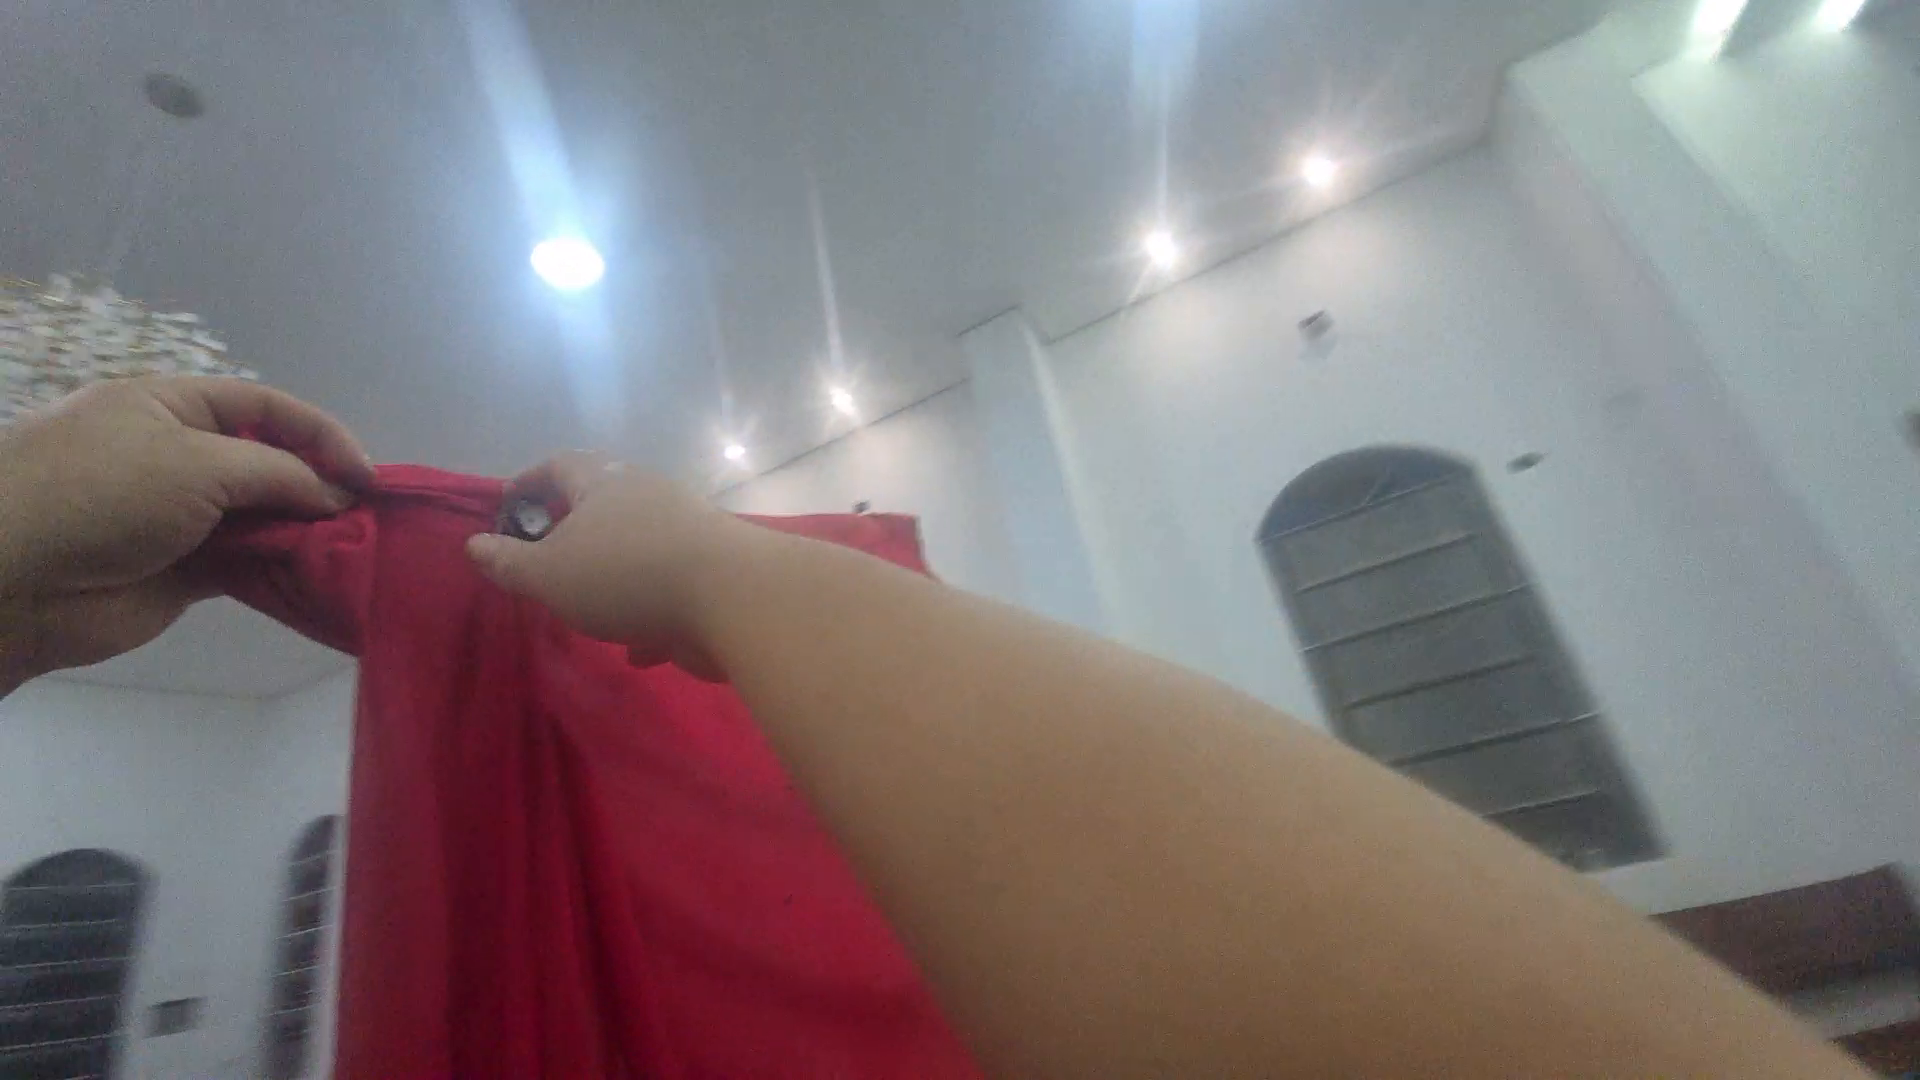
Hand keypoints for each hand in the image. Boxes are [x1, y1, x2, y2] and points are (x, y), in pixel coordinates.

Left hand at [0, 376, 372, 687]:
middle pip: (277, 460)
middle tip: (365, 512)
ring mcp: (186, 512)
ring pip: (273, 511)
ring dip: (311, 526)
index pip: (269, 408)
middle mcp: (181, 455)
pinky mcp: (193, 562)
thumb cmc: (99, 497)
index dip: (324, 436)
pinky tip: (318, 568)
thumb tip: (342, 498)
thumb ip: (286, 474)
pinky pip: (259, 556)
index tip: (366, 476)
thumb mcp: (202, 462)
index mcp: (169, 410)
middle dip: (324, 484)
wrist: (7, 584)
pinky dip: (290, 561)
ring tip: (349, 542)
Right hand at [465, 452, 757, 676]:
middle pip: (606, 509)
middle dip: (577, 540)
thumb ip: (509, 562)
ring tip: (592, 614)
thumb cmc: (628, 574)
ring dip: (617, 583)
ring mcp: (690, 535)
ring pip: (642, 554)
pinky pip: (674, 591)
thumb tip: (475, 545)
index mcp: (608, 484)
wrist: (734, 597)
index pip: (562, 464)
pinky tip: (642, 650)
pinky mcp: (716, 574)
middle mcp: (652, 499)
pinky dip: (654, 616)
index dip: (530, 482)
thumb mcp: (549, 573)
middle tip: (550, 570)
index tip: (508, 508)